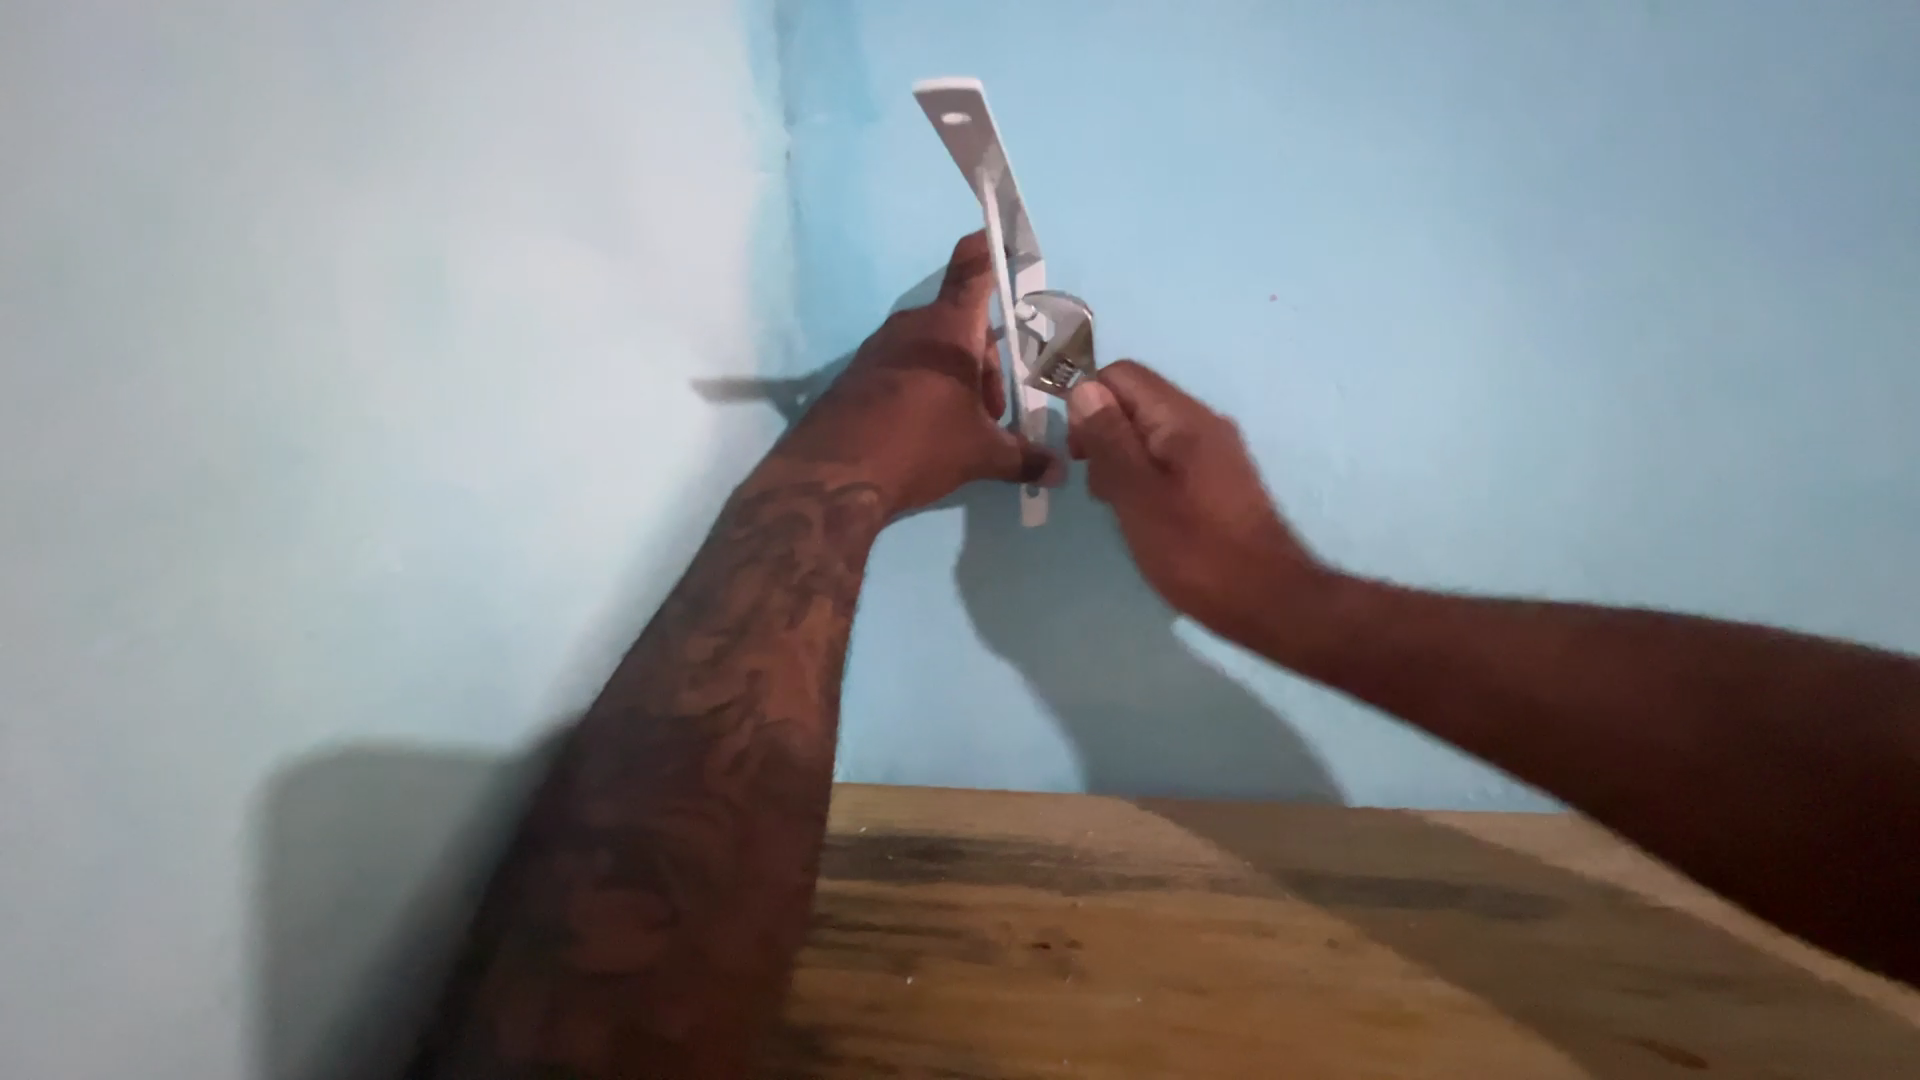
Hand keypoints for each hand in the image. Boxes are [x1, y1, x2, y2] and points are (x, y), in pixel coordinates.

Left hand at [775, 232, 1060, 514]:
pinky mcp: (858, 375)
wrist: (834, 475)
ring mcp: (879, 349)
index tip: (1005, 243)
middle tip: (993, 414)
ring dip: (957, 381)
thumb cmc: (919, 445)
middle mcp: (912, 327)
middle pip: (963, 326)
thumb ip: (1022, 457)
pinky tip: (928, 432)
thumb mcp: (979, 454)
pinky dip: (926, 390)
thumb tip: (1057, 471)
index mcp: (949, 329)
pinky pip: (905, 368)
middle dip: (987, 365)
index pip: (974, 267)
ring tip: (964, 430)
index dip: (992, 249)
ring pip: (934, 351)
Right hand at [1067, 361, 1326, 644]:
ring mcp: (1213, 451)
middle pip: (1134, 402)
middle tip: (1096, 488)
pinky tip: (1140, 513)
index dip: (1087, 404)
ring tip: (1115, 506)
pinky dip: (1142, 476)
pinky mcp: (1216, 480)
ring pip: (1147, 433)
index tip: (1079, 454)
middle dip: (1102, 434)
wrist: (1266, 601)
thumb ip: (1109, 440)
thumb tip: (1083, 390)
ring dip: (1119, 459)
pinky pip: (1166, 458)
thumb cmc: (1194, 550)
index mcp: (1183, 419)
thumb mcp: (1137, 495)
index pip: (1122, 375)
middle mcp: (1202, 422)